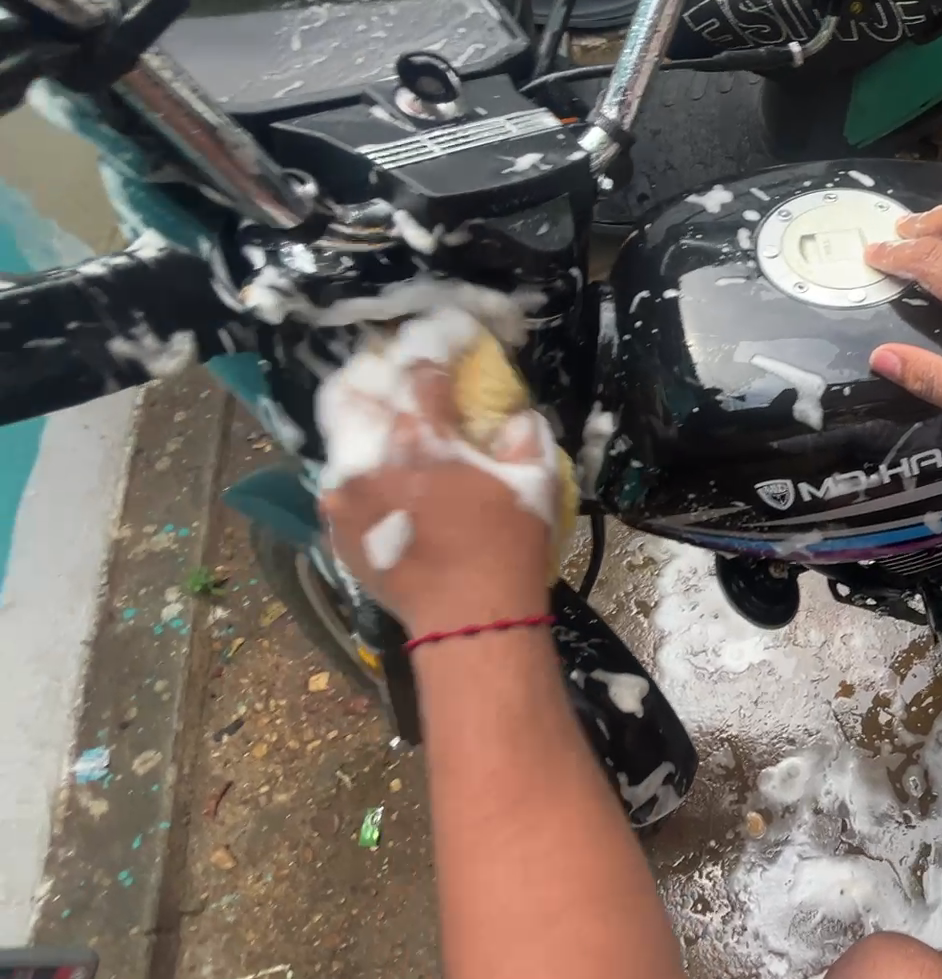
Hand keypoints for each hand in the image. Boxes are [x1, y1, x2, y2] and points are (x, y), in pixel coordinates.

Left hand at [318, 365, 554, 635]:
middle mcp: (369, 457)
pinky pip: (341, 488)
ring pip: (341, 440)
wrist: (469, 616)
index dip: (439, 344)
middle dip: (378, 372)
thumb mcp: (538, 486)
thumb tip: (515, 416)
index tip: (452, 333)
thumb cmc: (509, 546)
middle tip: (398, 370)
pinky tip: (384, 490)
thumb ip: (526, 439)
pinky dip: (362, 477)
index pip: (423, 371)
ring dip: (365, 427)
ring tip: (384, 430)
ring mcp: (343, 495)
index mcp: (424, 439)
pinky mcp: (336, 528)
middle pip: (356, 391)